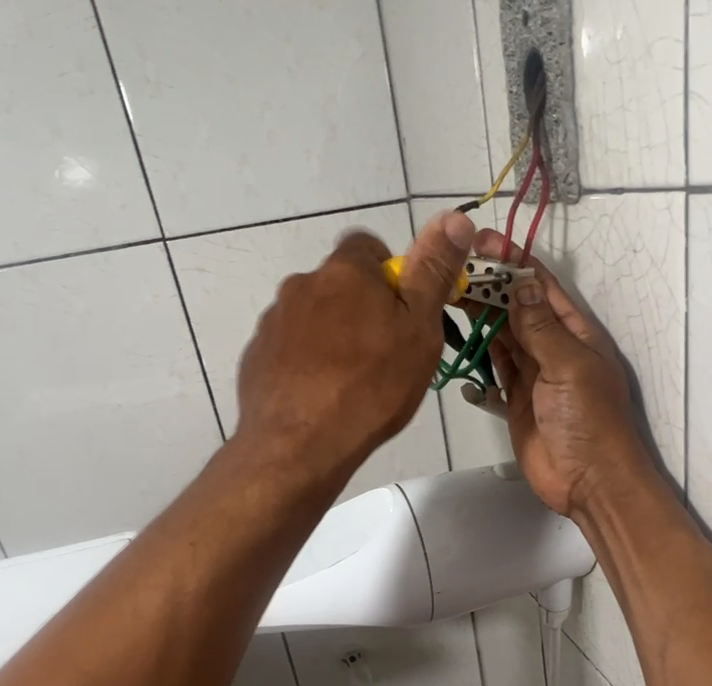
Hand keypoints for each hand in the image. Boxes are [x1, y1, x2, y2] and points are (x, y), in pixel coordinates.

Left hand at [234, 212, 474, 480]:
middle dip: (360, 309)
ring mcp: (273, 323)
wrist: (300, 444)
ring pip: (312, 319)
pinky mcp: (256, 358)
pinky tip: (320, 399)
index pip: (367, 247)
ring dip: (331, 337)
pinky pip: (289, 350)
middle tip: (385, 354)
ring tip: (351, 384)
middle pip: (338, 285)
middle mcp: (301, 285)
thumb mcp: (418, 329)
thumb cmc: (372, 386)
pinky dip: (305, 364)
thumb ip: (433, 272)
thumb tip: (455, 216)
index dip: (390, 274)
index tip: (403, 312)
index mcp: (344, 272)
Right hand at [474, 229, 657, 519]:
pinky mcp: (517, 401)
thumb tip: (519, 284)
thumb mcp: (569, 366)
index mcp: (575, 332)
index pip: (541, 287)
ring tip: (447, 295)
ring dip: (479, 317)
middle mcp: (554, 348)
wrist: (590, 480)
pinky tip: (459, 340)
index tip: (481, 243)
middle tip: (451, 269)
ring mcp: (534, 375)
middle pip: (517, 308)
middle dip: (489, 287)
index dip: (513, 264)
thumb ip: (541, 327)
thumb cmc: (588, 420)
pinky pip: (496, 370)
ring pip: (503, 337)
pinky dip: (479, 356)